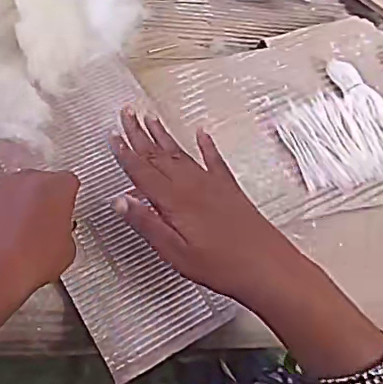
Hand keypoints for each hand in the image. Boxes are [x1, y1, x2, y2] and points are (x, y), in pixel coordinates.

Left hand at [0, 169, 79, 337]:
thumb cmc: (30, 259)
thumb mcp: (66, 250)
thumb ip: (64, 230)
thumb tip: (58, 234)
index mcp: (57, 186)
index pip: (68, 183)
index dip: (66, 200)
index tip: (64, 213)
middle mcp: (28, 178)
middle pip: (40, 182)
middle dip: (41, 200)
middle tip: (43, 224)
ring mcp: (1, 185)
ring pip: (16, 189)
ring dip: (18, 204)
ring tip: (20, 232)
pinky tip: (2, 234)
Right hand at [110, 109, 315, 305]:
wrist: (269, 269)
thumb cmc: (223, 266)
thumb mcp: (173, 251)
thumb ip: (145, 223)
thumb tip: (119, 202)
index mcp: (175, 200)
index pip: (141, 170)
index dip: (124, 153)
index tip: (113, 137)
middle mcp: (192, 186)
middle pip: (158, 153)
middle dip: (139, 133)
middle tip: (127, 114)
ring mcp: (212, 185)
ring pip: (180, 152)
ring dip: (163, 134)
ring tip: (150, 118)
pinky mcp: (229, 189)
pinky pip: (213, 159)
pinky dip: (205, 144)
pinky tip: (201, 134)